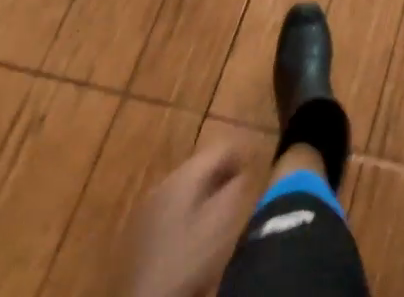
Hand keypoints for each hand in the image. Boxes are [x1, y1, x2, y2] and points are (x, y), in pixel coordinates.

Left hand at [127, 141, 255, 296]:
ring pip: (188, 185)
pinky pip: (175, 204)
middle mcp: (163, 183)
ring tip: (227, 209)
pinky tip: (200, 229)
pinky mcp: (143, 228)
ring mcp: (149, 205)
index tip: (260, 167)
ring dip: (210, 190)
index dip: (244, 152)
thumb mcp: (224, 220)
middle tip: (246, 188)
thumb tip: (248, 168)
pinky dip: (193, 207)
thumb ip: (239, 187)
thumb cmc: (190, 256)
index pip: (220, 147)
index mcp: (183, 176)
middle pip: (202, 164)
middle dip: (226, 172)